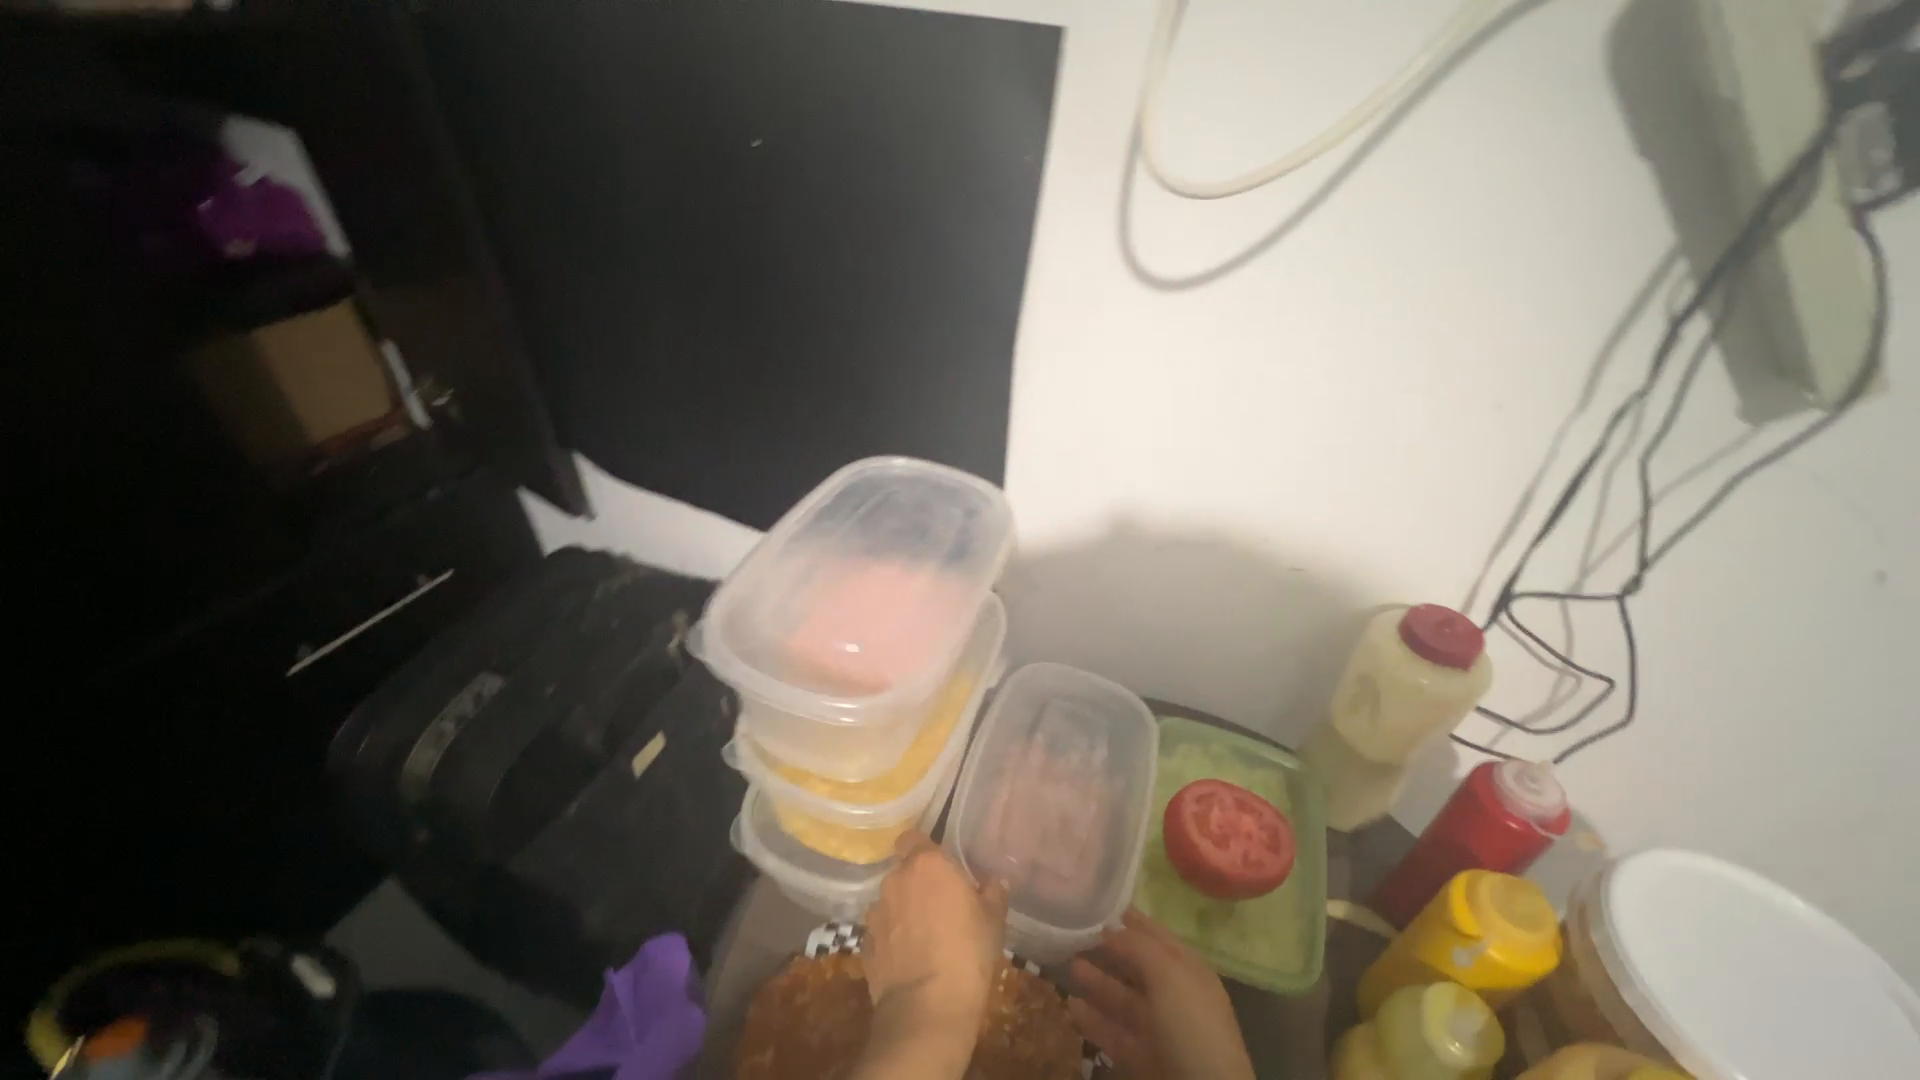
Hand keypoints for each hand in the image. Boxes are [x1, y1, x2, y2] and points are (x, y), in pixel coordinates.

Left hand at [863, 831, 1010, 1030]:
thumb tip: (993, 881)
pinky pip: (881, 931)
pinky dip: (892, 939)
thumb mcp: (993, 921)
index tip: (940, 867)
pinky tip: (909, 959)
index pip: (913, 838)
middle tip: (939, 905)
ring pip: (890, 902)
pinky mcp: (864, 944)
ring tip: (923, 937)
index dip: (923, 849)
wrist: (927, 1009)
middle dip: (917, 884)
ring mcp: (875, 913)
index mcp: (927, 864)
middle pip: (903, 871)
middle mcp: (895, 880)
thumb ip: (992, 893)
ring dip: (903, 911)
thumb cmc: (968, 953)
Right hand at [1068, 910, 1255, 1079]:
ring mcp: (1161, 1033)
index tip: (1099, 906)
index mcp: (1191, 973)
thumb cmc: (1192, 1028)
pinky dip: (1094, 1021)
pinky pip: (1116, 1034)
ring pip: (1124, 1001)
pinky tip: (1071, 1007)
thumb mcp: (1169, 977)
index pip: (1159, 937)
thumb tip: (1111, 930)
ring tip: (1068, 966)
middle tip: (1074, 935)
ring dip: (1097, 983)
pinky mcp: (1145, 1061)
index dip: (1132, 921)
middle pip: (1138, 968)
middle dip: (1109, 951)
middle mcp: (1177, 999)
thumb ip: (1139, 948)